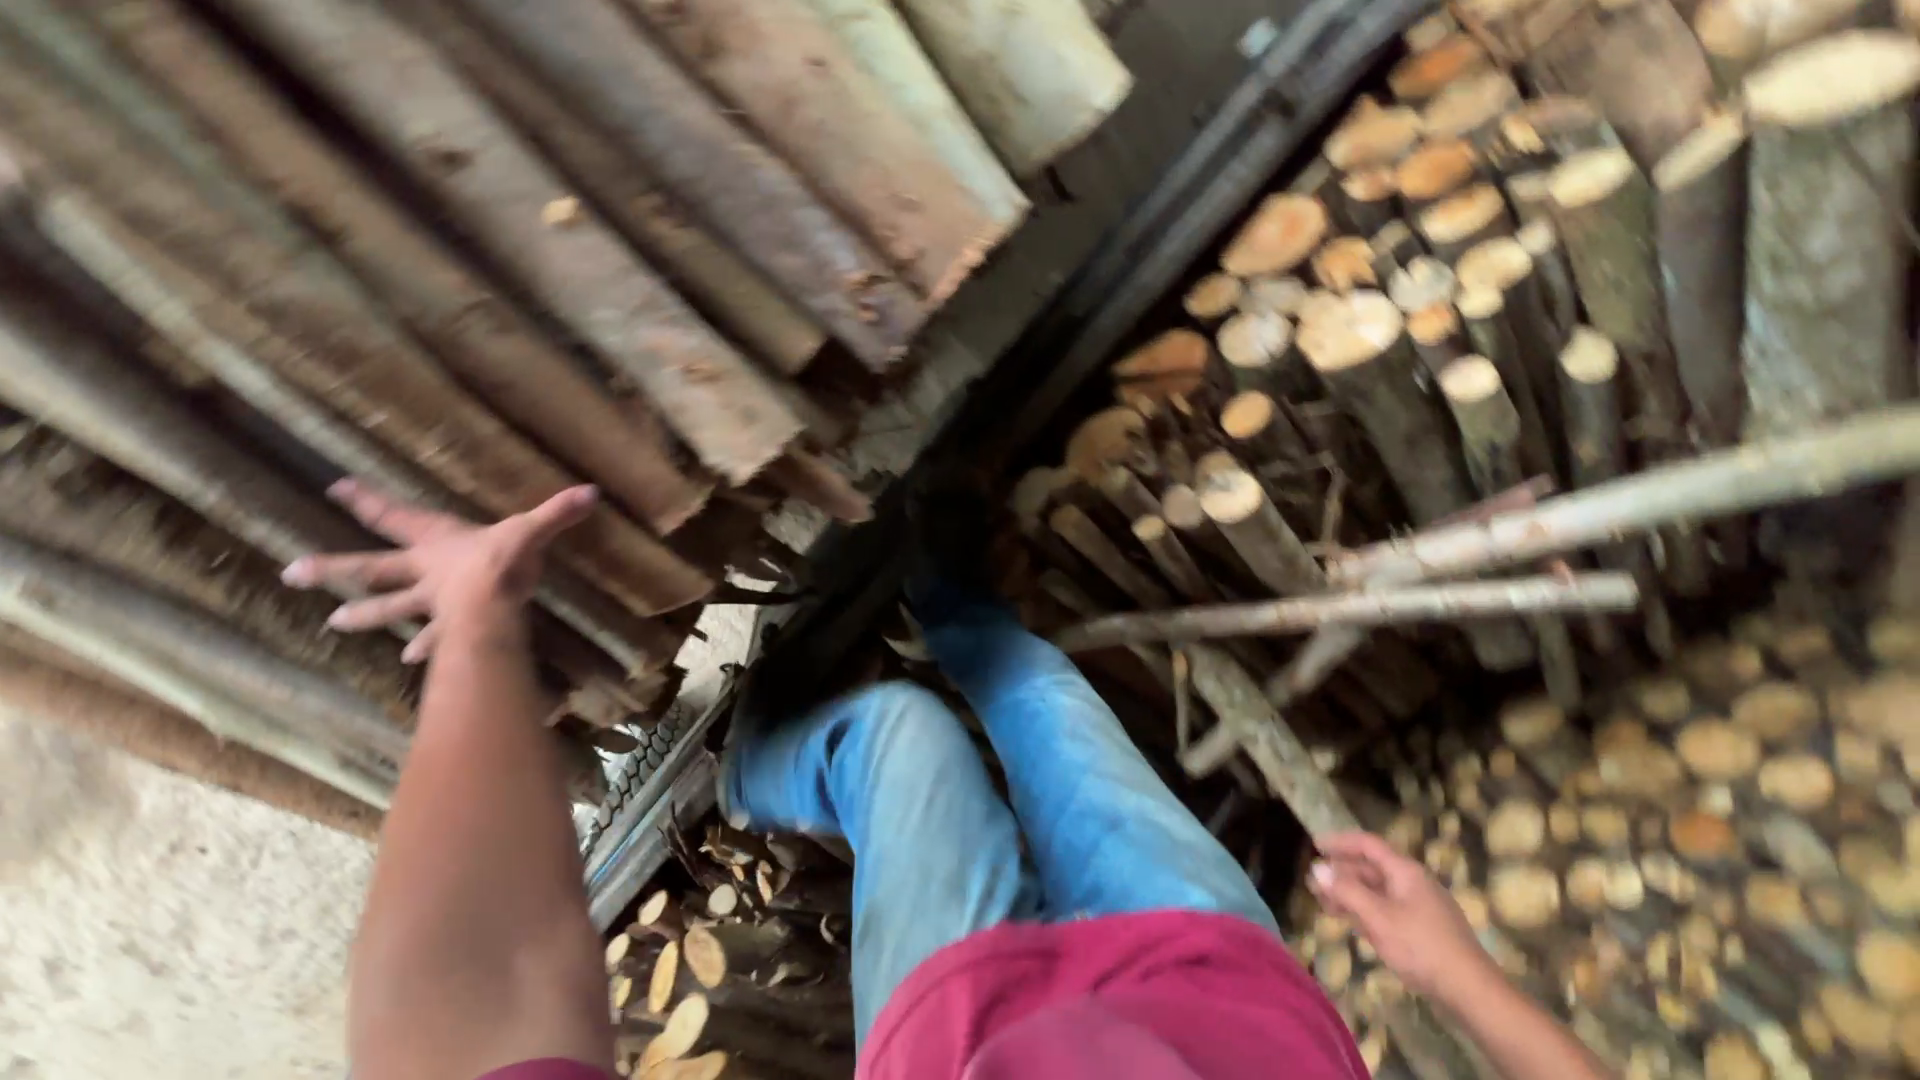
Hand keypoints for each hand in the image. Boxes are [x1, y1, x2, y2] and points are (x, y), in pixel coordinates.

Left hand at [281, 479, 597, 662]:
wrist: (491, 610)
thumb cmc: (501, 564)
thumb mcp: (530, 531)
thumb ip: (557, 513)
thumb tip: (592, 492)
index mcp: (438, 542)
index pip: (395, 517)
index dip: (368, 502)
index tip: (334, 488)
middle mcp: (426, 572)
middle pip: (374, 569)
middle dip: (336, 570)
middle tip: (292, 572)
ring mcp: (433, 605)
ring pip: (393, 609)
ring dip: (368, 615)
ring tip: (335, 624)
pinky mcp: (449, 631)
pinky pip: (434, 639)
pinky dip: (426, 649)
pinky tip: (411, 661)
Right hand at [1308, 832, 1497, 1003]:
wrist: (1471, 991)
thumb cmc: (1421, 947)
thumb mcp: (1378, 917)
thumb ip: (1346, 891)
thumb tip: (1318, 868)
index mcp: (1405, 871)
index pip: (1368, 845)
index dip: (1340, 842)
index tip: (1314, 846)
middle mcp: (1413, 882)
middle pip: (1371, 868)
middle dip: (1341, 874)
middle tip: (1314, 884)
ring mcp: (1420, 906)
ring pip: (1378, 891)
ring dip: (1351, 894)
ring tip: (1326, 906)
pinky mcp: (1423, 928)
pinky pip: (1388, 909)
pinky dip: (1367, 911)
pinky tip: (1354, 924)